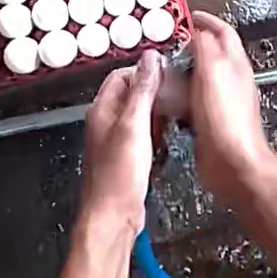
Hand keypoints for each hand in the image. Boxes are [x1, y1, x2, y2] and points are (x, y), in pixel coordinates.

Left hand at [80, 49, 162, 233]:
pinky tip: (165, 141)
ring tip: (172, 118)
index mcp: (103, 109)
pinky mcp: (126, 157)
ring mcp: (115, 140)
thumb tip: (150, 59)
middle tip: (174, 96)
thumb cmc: (118, 175)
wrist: (113, 217)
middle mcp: (106, 122)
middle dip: (154, 93)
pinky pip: (143, 136)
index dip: (144, 71)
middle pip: (132, 94)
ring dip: (157, 114)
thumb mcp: (135, 124)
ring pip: (139, 115)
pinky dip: (156, 134)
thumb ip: (143, 90)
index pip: (122, 75)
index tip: (166, 74)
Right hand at [187, 11, 276, 202]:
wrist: (233, 164)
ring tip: (164, 68)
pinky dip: (179, 96)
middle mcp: (231, 80)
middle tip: (170, 42)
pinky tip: (168, 100)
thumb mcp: (212, 71)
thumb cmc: (228, 122)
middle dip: (190, 45)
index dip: (206, 21)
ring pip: (200, 77)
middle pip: (211, 53)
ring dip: (182, 71)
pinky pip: (192, 101)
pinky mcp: (210, 121)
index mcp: (234, 63)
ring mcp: (221, 101)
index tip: (188, 16)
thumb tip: (197, 31)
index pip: (223, 31)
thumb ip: (205, 46)